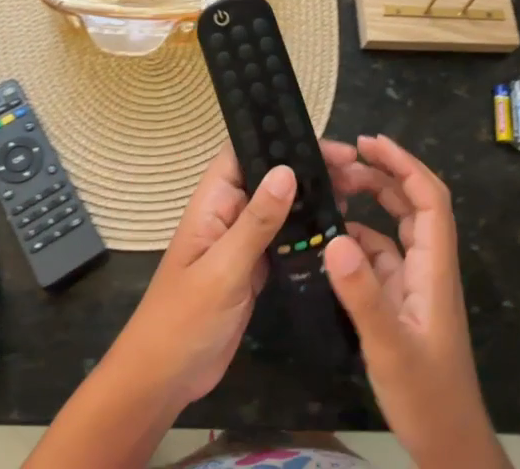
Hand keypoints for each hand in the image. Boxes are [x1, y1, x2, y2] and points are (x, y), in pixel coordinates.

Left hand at [105, 139, 387, 408]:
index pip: (244, 154)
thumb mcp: (224, 268)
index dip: (281, 142)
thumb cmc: (184, 318)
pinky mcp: (252, 271)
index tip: (326, 146)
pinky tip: (336, 233)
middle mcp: (227, 216)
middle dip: (307, 169)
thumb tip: (287, 171)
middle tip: (353, 171)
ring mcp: (240, 244)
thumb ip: (256, 222)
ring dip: (311, 201)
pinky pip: (283, 242)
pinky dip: (307, 235)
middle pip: (268, 178)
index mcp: (212, 204)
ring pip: (279, 210)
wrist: (165, 378)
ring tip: (354, 195)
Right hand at [323, 135, 508, 468]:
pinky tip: (332, 239)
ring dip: (372, 203)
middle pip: (413, 205)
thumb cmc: (426, 393)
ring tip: (333, 188)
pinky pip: (382, 257)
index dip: (404, 165)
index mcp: (434, 268)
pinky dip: (359, 240)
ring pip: (397, 229)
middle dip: (383, 175)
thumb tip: (335, 239)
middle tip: (341, 161)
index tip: (370, 143)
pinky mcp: (401, 303)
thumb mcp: (389, 345)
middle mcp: (428, 268)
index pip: (429, 199)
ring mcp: (415, 285)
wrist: (446, 441)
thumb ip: (363, 294)